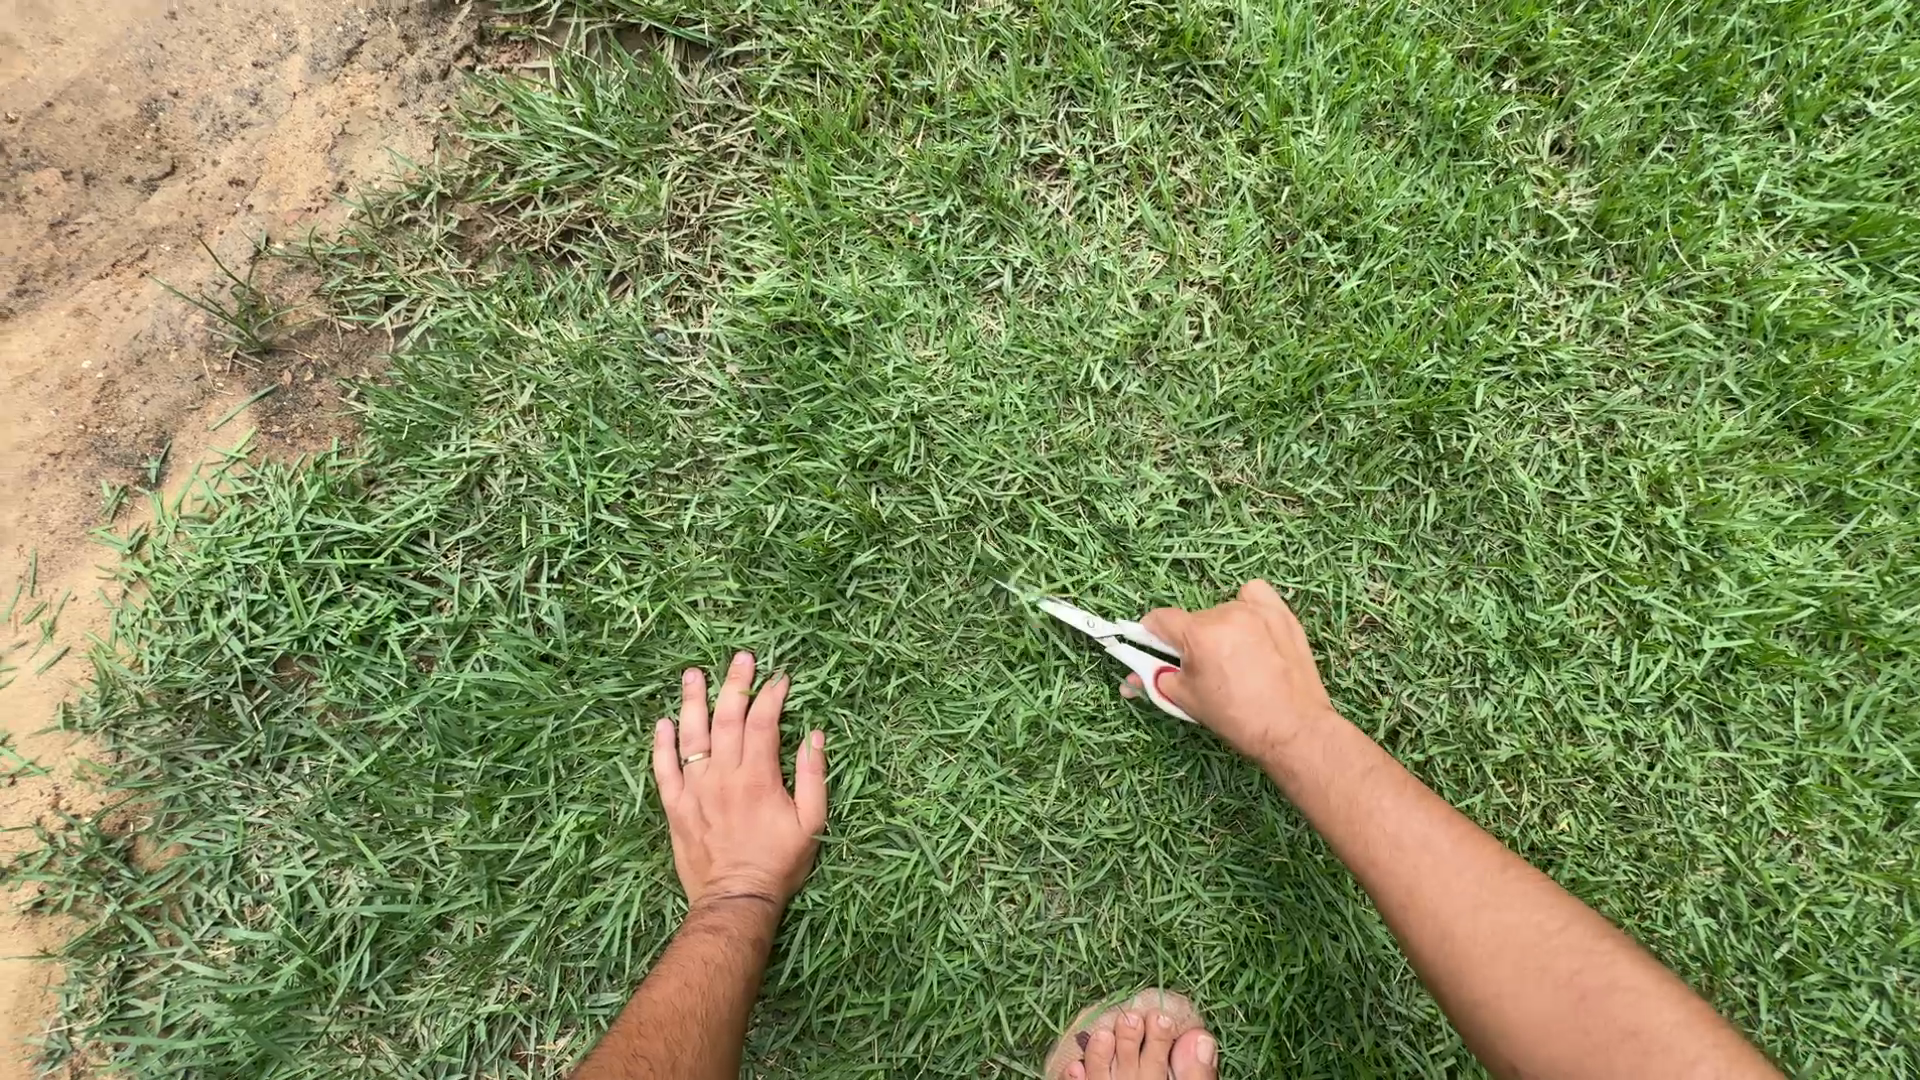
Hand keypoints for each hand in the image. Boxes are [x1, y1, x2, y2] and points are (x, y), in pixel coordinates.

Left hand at [652, 651, 827, 908]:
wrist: (736, 901)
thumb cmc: (780, 861)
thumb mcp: (812, 822)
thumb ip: (813, 776)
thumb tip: (814, 735)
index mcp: (758, 777)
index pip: (763, 722)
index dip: (772, 695)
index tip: (780, 676)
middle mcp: (723, 776)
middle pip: (727, 718)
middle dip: (735, 684)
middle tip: (741, 658)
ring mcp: (695, 790)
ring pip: (691, 736)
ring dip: (692, 702)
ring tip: (693, 674)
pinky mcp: (675, 807)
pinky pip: (663, 770)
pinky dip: (661, 744)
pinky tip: (663, 722)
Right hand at [1123, 580, 1340, 764]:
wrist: (1294, 729)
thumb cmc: (1236, 718)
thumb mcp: (1186, 700)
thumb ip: (1155, 680)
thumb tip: (1131, 677)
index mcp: (1198, 634)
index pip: (1159, 619)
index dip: (1151, 633)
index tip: (1156, 647)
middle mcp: (1225, 614)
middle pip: (1192, 620)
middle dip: (1190, 641)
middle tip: (1204, 669)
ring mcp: (1256, 611)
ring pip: (1220, 612)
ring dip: (1218, 629)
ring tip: (1234, 657)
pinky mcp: (1280, 614)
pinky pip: (1253, 595)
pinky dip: (1247, 607)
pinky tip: (1251, 629)